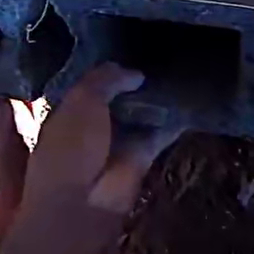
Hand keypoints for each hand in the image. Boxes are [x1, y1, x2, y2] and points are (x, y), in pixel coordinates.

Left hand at [20, 63, 179, 217]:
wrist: (82, 204)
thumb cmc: (71, 147)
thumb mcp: (82, 100)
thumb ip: (105, 80)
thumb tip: (135, 73)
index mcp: (66, 111)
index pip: (87, 84)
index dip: (105, 70)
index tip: (127, 49)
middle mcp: (90, 125)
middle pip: (116, 99)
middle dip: (133, 83)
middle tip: (159, 58)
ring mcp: (115, 143)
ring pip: (138, 115)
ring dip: (154, 100)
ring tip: (177, 73)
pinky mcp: (139, 158)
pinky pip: (158, 134)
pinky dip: (171, 121)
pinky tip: (188, 102)